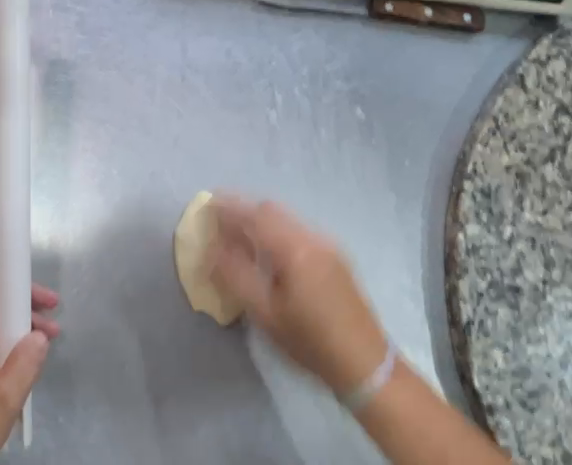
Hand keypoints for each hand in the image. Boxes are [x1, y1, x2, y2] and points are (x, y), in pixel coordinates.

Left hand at [0, 274, 60, 464]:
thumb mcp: (5, 396)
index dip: (12, 283)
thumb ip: (25, 362)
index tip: (41, 296)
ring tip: (48, 339)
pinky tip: (27, 357)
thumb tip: (40, 335)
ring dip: (18, 326)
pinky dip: (8, 342)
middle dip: (22, 306)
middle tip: (52, 317)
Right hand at [206, 197, 390, 396]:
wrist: (366, 364)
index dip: (226, 208)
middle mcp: (312, 237)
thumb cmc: (309, 342)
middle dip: (241, 211)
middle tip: (218, 224)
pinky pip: (298, 230)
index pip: (253, 214)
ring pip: (285, 218)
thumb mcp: (264, 313)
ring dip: (259, 221)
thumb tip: (210, 249)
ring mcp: (327, 245)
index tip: (204, 208)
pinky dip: (276, 231)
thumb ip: (234, 275)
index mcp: (294, 248)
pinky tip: (268, 253)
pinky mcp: (335, 256)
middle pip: (270, 209)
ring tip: (239, 239)